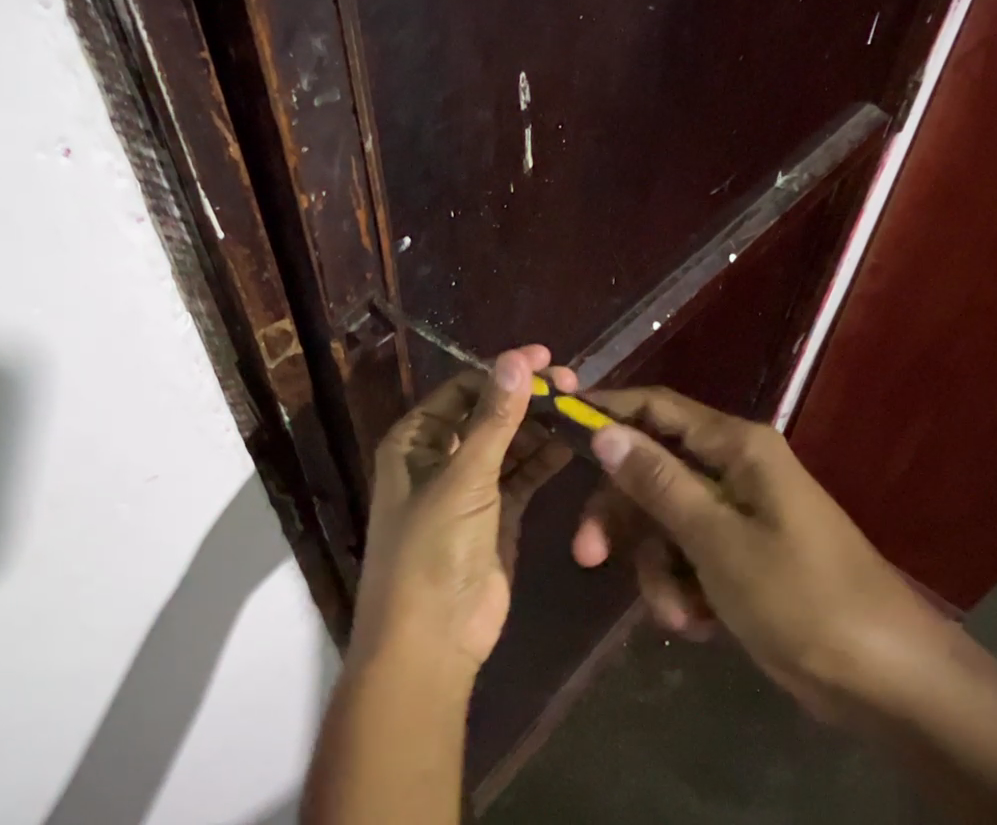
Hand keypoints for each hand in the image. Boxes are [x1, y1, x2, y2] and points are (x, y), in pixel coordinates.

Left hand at [354, 346, 577, 673]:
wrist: (431, 638)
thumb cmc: (432, 549)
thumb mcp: (463, 478)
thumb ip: (494, 420)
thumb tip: (516, 360)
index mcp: (414, 441)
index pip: (462, 390)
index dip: (502, 373)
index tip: (547, 359)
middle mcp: (438, 458)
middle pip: (487, 415)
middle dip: (526, 399)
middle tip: (575, 384)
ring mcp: (469, 489)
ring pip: (508, 445)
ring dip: (540, 427)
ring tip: (582, 407)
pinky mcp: (496, 517)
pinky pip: (522, 477)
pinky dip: (545, 460)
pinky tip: (575, 443)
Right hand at [573, 387, 957, 718]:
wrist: (885, 681)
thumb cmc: (802, 598)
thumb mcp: (716, 539)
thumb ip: (656, 483)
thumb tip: (603, 431)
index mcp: (737, 449)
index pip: (657, 409)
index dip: (606, 412)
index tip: (557, 425)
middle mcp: (735, 472)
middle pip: (651, 473)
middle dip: (621, 518)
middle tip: (587, 557)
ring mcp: (739, 517)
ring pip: (663, 523)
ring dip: (656, 570)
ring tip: (678, 615)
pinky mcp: (742, 558)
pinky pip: (688, 557)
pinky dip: (682, 589)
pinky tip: (698, 624)